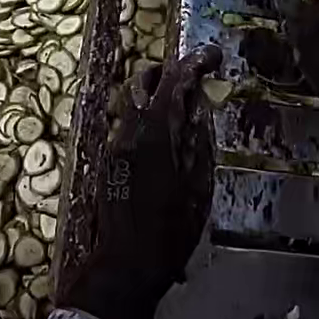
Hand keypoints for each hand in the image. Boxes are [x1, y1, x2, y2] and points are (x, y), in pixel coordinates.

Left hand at [56, 45, 222, 318]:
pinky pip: (125, 123)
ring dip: (154, 94)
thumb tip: (198, 108)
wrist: (124, 263)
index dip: (193, 64)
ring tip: (179, 107)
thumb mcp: (197, 189)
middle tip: (191, 77)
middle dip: (167, 72)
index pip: (173, 85)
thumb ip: (197, 142)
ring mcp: (113, 144)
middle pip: (142, 83)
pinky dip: (144, 115)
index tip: (211, 56)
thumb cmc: (169, 233)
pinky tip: (161, 135)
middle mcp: (128, 133)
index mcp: (155, 137)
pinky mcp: (106, 157)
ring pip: (130, 102)